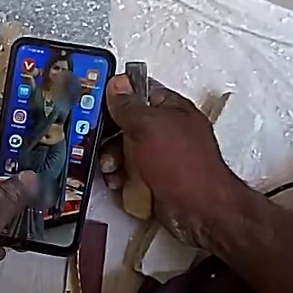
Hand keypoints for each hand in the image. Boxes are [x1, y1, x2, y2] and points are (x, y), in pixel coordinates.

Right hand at [100, 74, 258, 250]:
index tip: (94, 103)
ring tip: (112, 168)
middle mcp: (165, 130)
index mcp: (171, 109)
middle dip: (109, 134)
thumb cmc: (179, 163)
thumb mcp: (149, 127)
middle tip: (97, 141)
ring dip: (111, 158)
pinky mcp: (151, 178)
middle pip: (125, 123)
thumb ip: (128, 106)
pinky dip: (118, 176)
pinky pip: (126, 171)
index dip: (117, 95)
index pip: (139, 92)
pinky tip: (118, 182)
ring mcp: (158, 156)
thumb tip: (117, 82)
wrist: (197, 210)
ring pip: (122, 149)